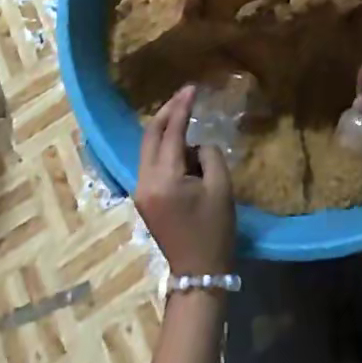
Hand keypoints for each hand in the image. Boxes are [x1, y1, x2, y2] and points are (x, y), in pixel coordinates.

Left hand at [135, 85, 234, 275]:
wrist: (198, 273)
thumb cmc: (214, 231)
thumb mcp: (221, 188)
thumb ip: (208, 155)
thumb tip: (196, 144)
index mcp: (164, 179)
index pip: (171, 133)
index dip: (181, 108)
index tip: (191, 89)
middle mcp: (144, 181)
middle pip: (150, 136)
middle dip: (167, 112)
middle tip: (185, 96)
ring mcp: (140, 191)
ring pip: (148, 148)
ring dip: (165, 130)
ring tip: (185, 115)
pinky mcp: (143, 198)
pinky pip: (150, 162)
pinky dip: (164, 148)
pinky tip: (181, 143)